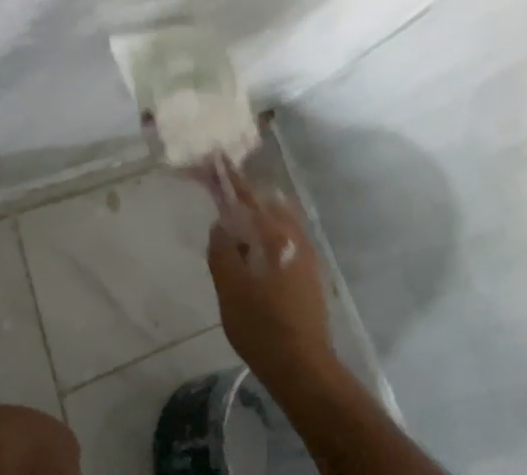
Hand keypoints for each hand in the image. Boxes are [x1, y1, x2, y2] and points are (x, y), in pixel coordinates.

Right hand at [205, 169, 336, 385]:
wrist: (303, 366)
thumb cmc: (262, 325)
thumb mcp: (230, 288)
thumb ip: (223, 251)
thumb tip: (221, 225)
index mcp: (275, 234)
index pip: (247, 197)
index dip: (230, 179)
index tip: (217, 160)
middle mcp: (295, 237)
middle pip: (266, 206)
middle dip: (244, 200)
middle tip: (221, 202)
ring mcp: (307, 255)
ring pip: (278, 225)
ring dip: (256, 221)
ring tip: (234, 232)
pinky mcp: (309, 274)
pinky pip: (284, 242)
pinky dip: (267, 239)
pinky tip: (254, 257)